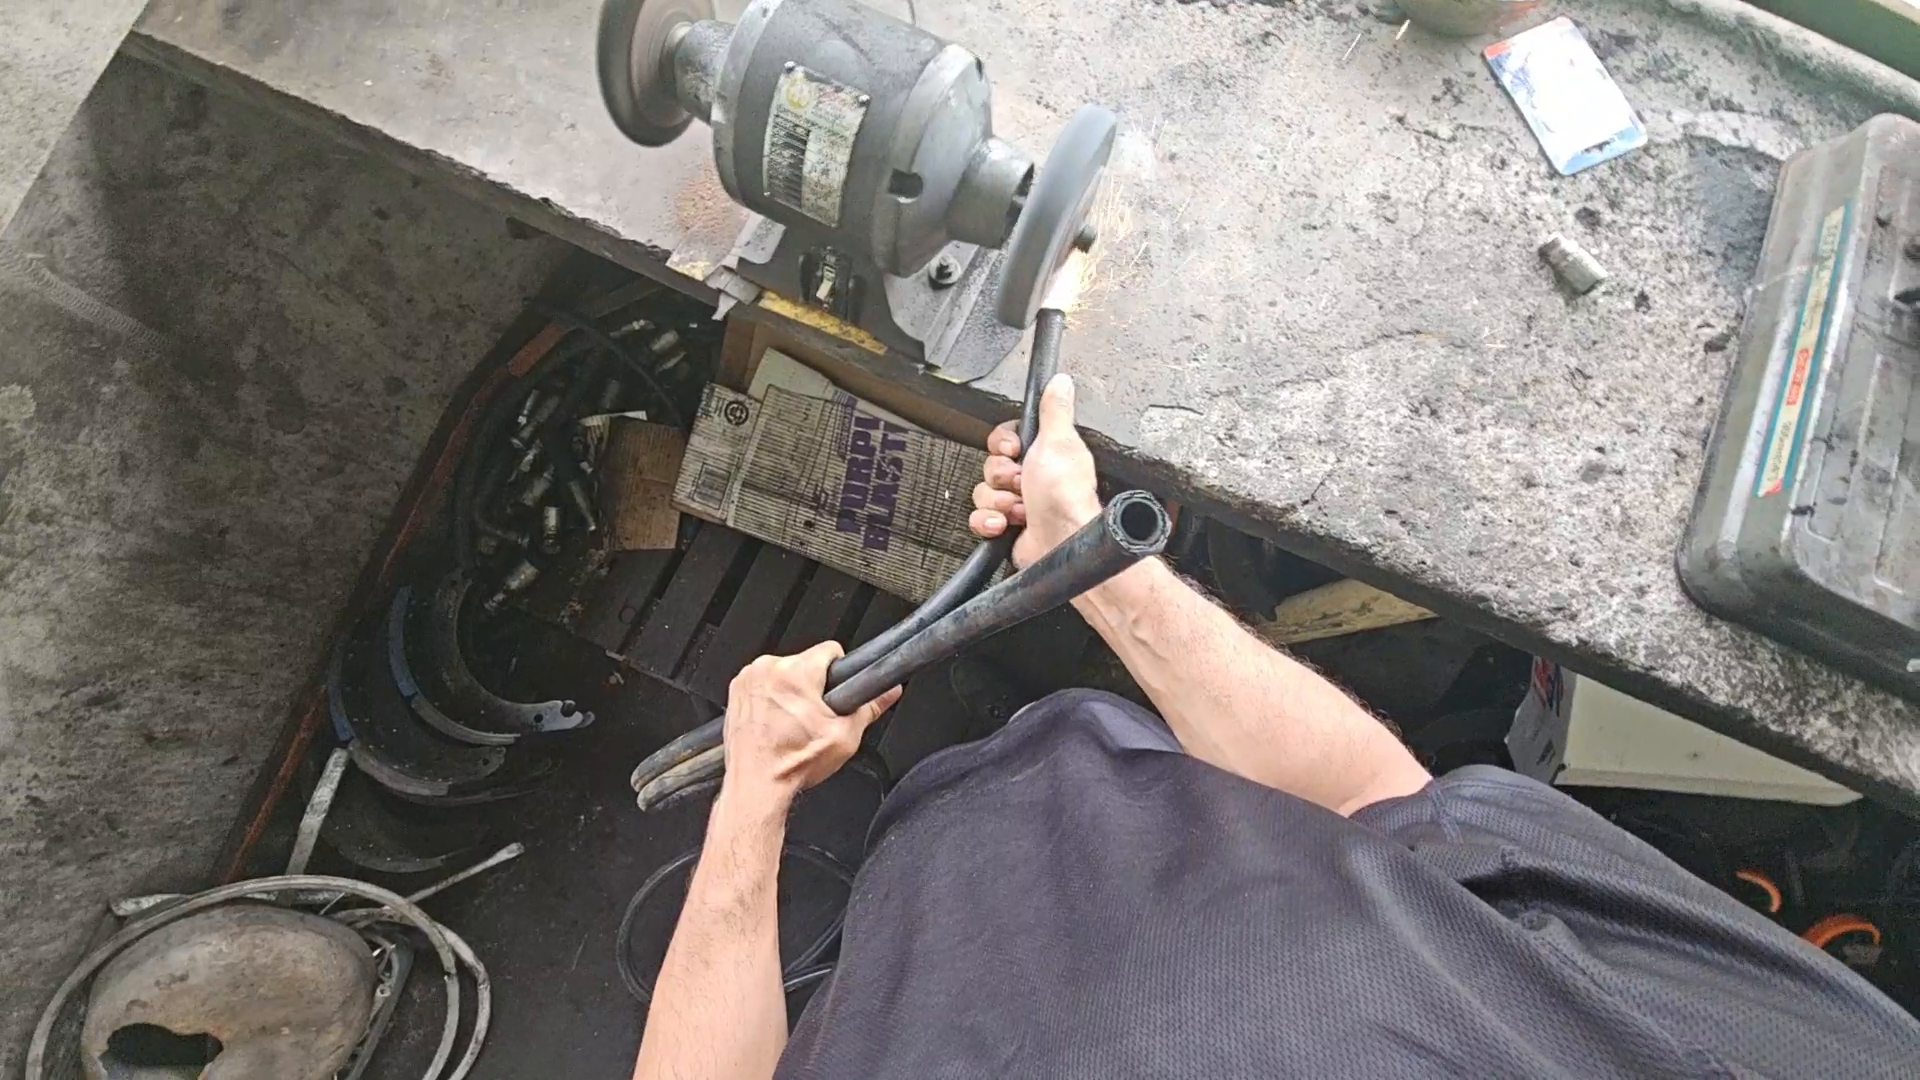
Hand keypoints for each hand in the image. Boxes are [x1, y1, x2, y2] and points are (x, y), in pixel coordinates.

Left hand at [720, 641, 902, 806]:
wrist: (756, 786)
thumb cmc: (792, 764)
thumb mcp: (845, 736)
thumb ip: (871, 706)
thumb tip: (889, 691)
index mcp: (797, 673)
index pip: (830, 649)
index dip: (839, 670)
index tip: (835, 689)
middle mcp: (768, 669)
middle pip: (805, 661)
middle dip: (813, 683)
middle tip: (813, 714)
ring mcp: (748, 678)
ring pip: (783, 671)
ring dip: (790, 688)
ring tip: (792, 720)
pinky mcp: (736, 689)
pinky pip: (762, 681)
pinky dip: (769, 695)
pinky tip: (774, 720)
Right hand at [970, 373, 1101, 568]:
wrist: (1060, 542)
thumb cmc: (1064, 497)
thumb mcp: (1060, 442)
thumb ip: (1055, 410)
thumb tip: (1061, 382)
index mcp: (1043, 455)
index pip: (1004, 439)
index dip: (1003, 445)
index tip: (1014, 450)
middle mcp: (1031, 478)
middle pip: (990, 465)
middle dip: (1003, 477)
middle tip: (1023, 483)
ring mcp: (1017, 504)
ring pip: (982, 492)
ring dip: (999, 502)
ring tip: (1021, 508)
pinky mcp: (1005, 527)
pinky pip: (978, 518)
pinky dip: (989, 522)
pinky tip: (1005, 524)